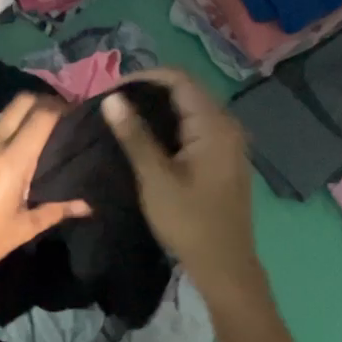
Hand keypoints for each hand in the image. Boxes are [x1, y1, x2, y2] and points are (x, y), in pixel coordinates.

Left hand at [0, 93, 90, 311]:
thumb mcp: (24, 228)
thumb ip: (57, 210)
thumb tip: (87, 206)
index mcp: (10, 162)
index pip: (41, 117)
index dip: (61, 109)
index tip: (76, 114)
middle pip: (20, 104)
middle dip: (42, 102)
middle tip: (61, 115)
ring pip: (3, 120)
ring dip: (23, 120)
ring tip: (41, 138)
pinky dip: (6, 136)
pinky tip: (14, 157)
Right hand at [103, 69, 261, 294]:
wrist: (224, 264)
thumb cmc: (188, 221)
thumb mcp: (155, 178)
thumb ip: (134, 136)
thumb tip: (112, 99)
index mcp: (214, 125)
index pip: (179, 79)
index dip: (143, 77)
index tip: (111, 90)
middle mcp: (227, 126)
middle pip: (187, 91)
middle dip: (150, 91)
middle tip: (114, 104)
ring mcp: (230, 143)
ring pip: (192, 110)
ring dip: (160, 109)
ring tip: (126, 119)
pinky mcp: (225, 159)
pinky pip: (197, 128)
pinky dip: (172, 126)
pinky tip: (150, 140)